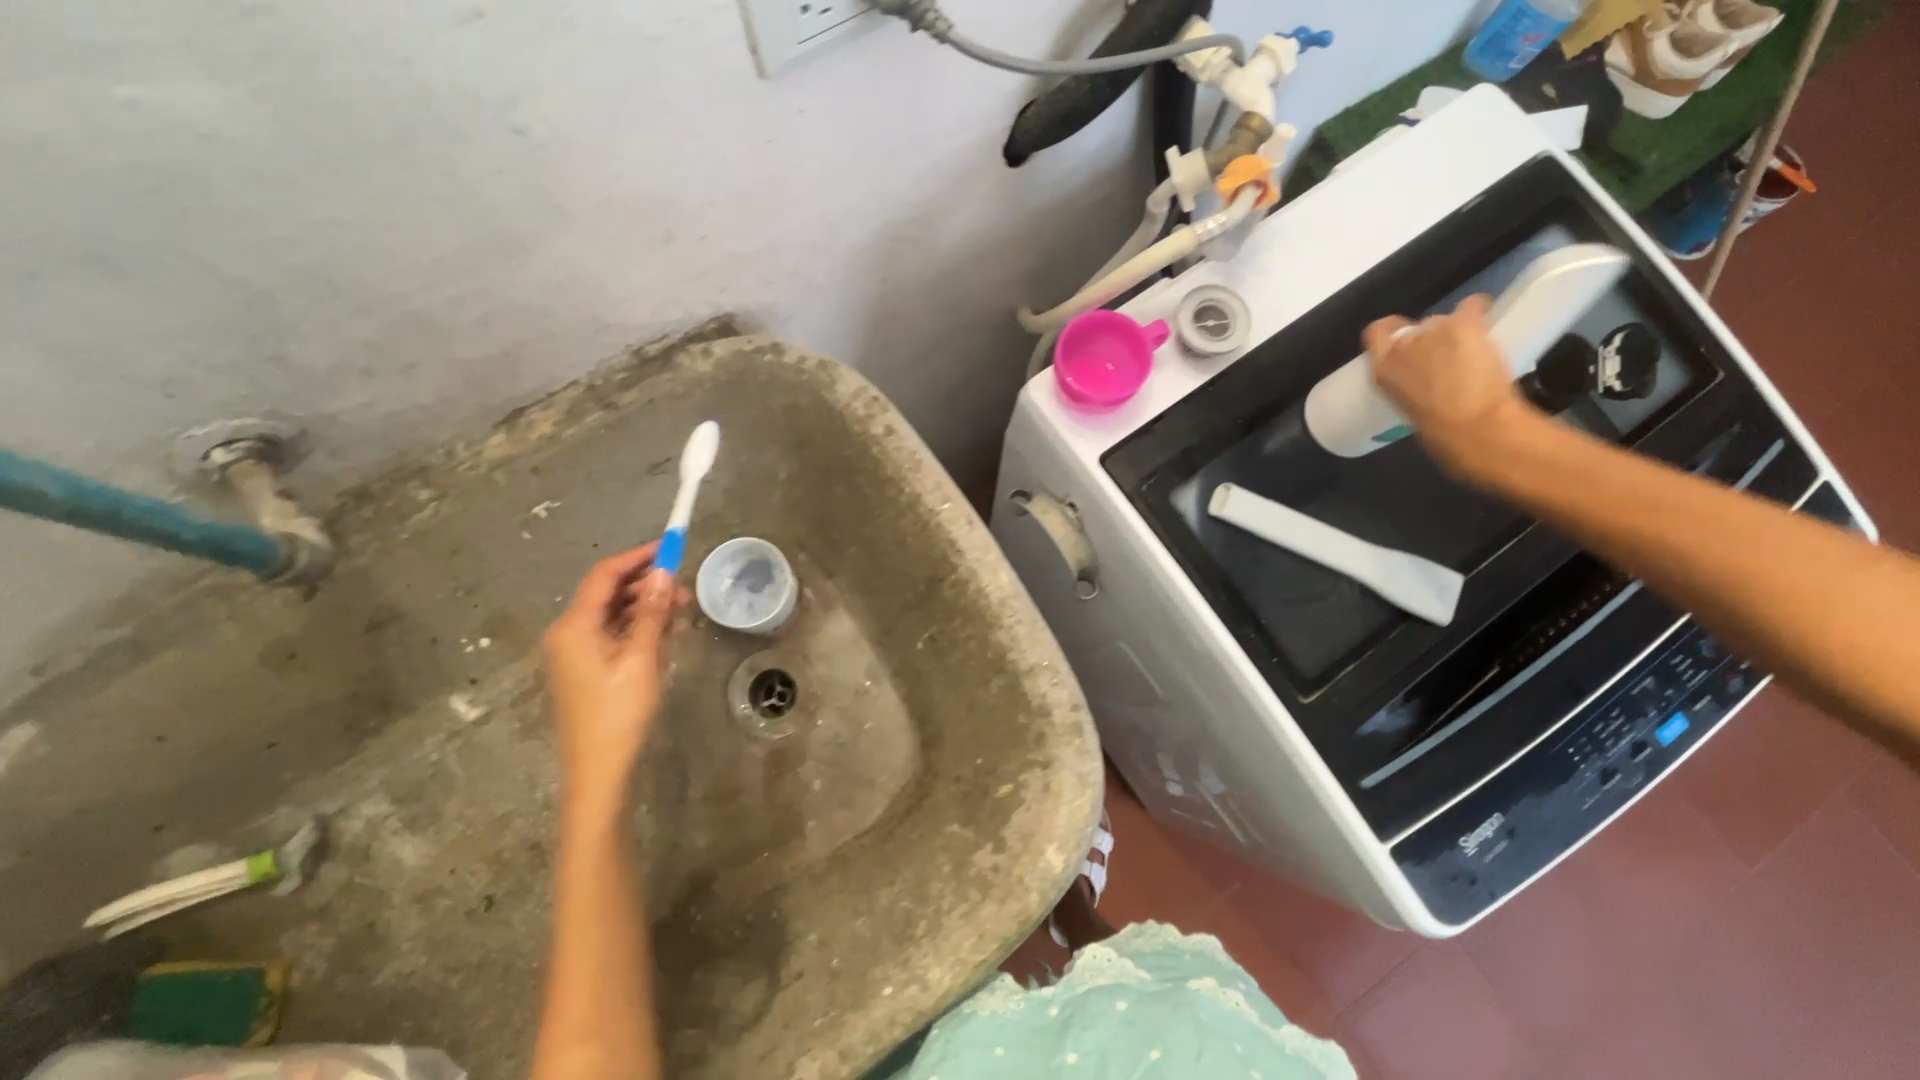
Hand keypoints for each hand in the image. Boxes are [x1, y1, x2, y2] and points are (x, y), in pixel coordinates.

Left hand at [543, 544, 686, 800]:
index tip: (672, 546)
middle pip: (608, 593)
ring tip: (682, 612)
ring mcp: (574, 653)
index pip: (605, 575)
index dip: (638, 557)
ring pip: (612, 615)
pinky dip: (637, 629)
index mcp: (574, 626)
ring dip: (645, 608)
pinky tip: (665, 634)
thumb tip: (664, 573)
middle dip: (647, 585)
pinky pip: (611, 635)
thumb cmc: (618, 712)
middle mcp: (567, 633)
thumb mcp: (641, 659)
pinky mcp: (584, 669)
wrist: (597, 769)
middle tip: (685, 589)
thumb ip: (652, 613)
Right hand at [1364, 293, 1536, 476]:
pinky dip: (1478, 308)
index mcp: (1383, 371)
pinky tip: (1486, 317)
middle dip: (1430, 339)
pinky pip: (1472, 305)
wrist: (1474, 428)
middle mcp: (1403, 346)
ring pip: (1444, 321)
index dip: (1390, 331)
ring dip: (1455, 332)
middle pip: (1415, 329)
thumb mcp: (1409, 409)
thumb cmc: (1441, 436)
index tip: (1403, 338)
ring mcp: (1434, 332)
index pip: (1376, 334)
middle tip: (1448, 358)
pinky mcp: (1464, 324)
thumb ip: (1410, 386)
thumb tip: (1426, 380)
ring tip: (1472, 351)